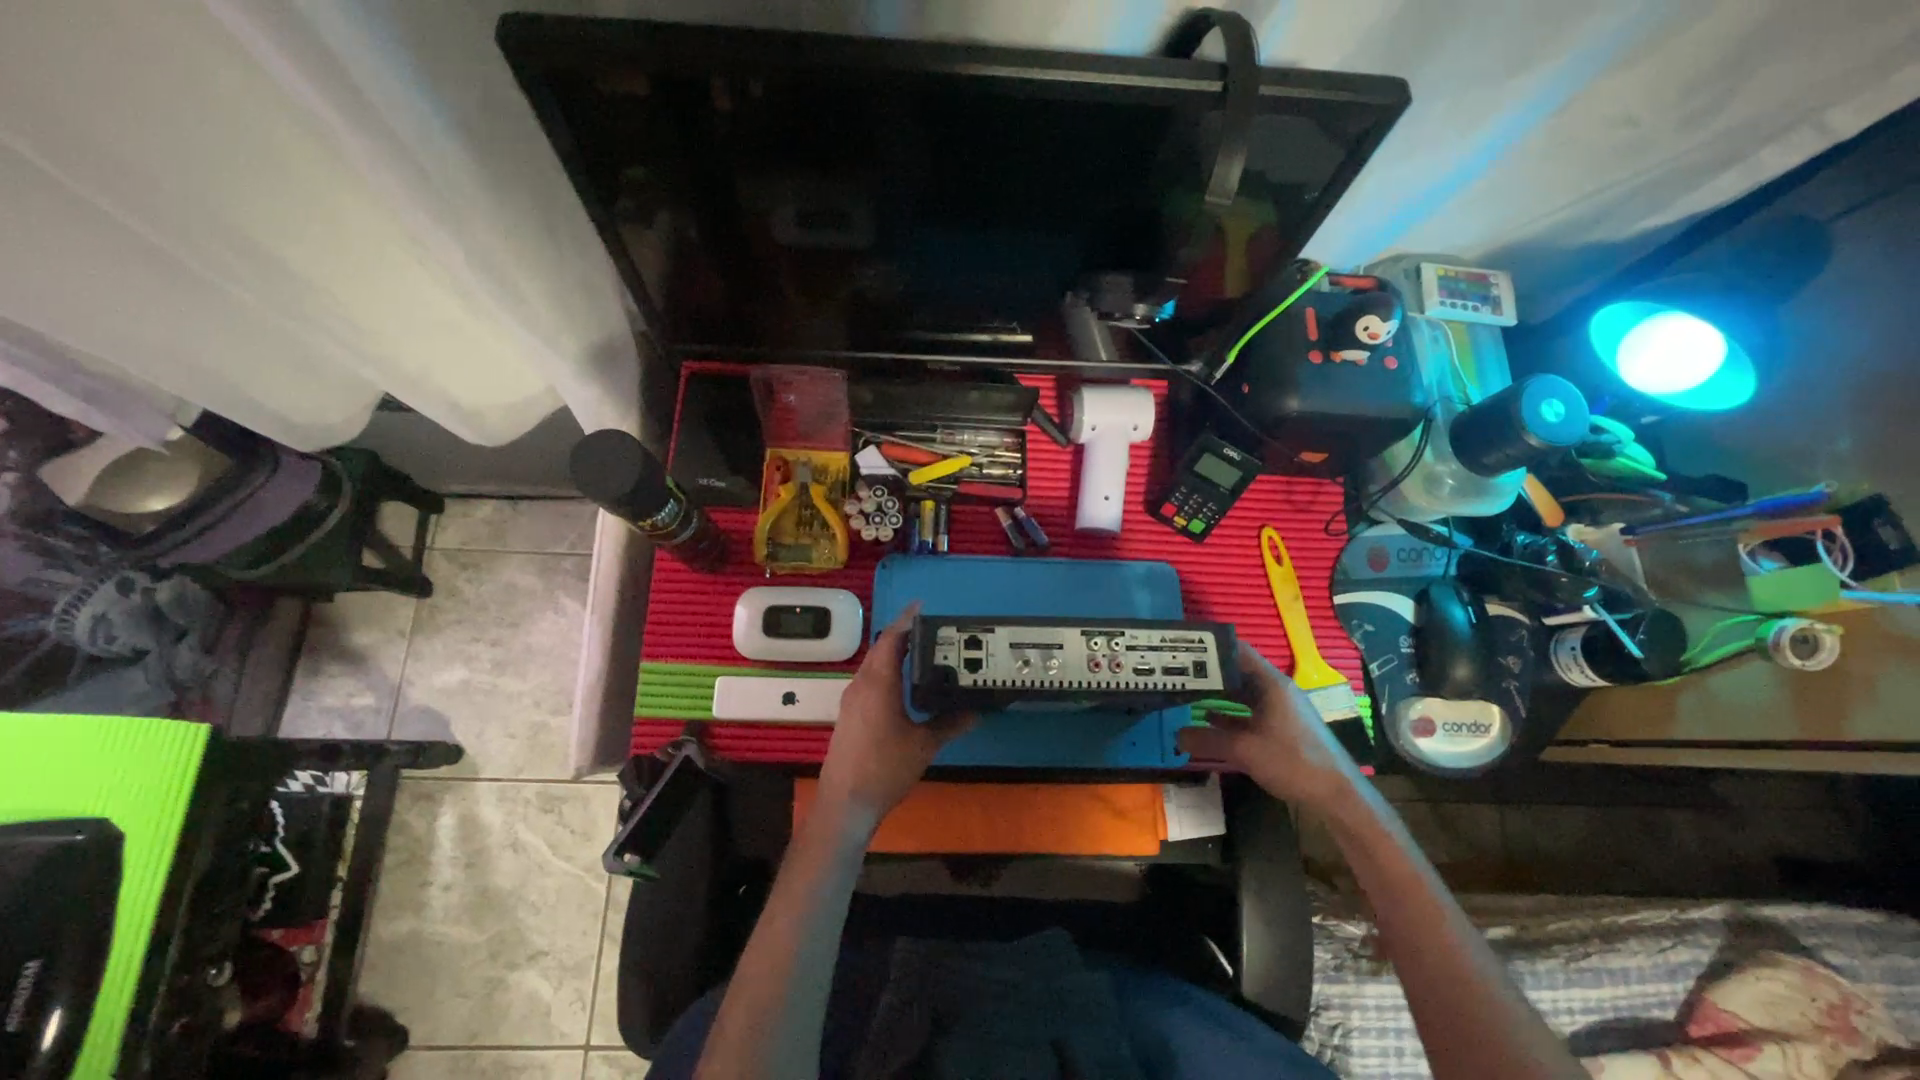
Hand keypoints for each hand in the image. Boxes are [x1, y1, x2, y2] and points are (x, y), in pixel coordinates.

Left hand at [815, 605, 974, 829]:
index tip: (922, 606)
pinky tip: (904, 685)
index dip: (907, 620)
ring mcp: (852, 700)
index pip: (892, 639)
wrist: (845, 802)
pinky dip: (887, 673)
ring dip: (894, 655)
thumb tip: (975, 711)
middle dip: (904, 636)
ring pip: (873, 666)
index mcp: (878, 683)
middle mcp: (861, 684)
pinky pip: (870, 681)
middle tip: (932, 630)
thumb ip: (949, 724)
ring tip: (923, 653)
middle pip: (881, 649)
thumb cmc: (885, 768)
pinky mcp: (850, 714)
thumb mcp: (924, 745)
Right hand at [1175, 644, 1361, 810]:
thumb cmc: (1293, 762)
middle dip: (1209, 673)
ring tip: (1186, 693)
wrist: (1335, 794)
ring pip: (1243, 694)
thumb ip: (1208, 740)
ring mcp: (1280, 710)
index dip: (1211, 648)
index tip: (1183, 649)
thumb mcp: (1244, 750)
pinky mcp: (1281, 728)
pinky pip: (1249, 713)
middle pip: (1238, 672)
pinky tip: (1208, 720)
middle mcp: (1276, 690)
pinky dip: (1229, 715)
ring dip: (1218, 694)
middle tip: (1177, 674)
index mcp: (1271, 684)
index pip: (1238, 651)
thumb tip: (1177, 735)